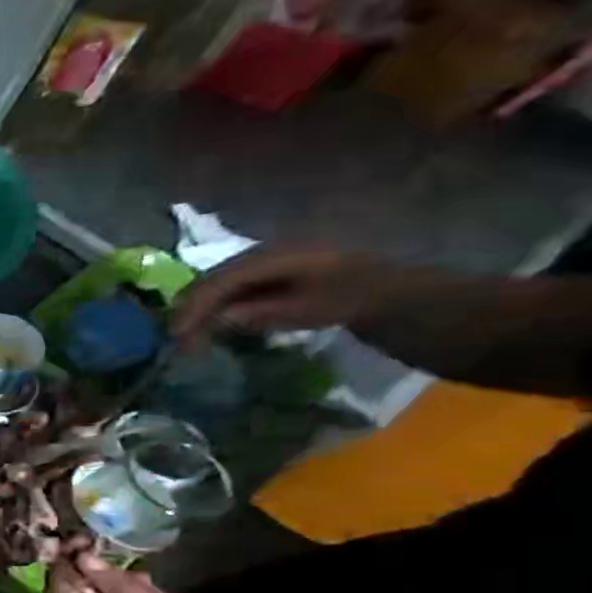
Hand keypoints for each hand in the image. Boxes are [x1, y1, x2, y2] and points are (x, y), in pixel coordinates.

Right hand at [170, 247, 407, 342]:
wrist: (415, 301)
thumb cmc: (365, 301)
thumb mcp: (314, 309)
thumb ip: (263, 313)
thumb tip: (215, 321)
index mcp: (280, 254)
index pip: (222, 279)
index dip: (194, 306)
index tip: (176, 335)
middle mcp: (272, 253)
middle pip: (217, 279)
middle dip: (194, 308)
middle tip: (179, 339)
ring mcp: (275, 266)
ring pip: (224, 286)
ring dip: (205, 311)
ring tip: (192, 336)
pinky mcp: (280, 280)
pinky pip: (238, 292)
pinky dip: (222, 310)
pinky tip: (217, 327)